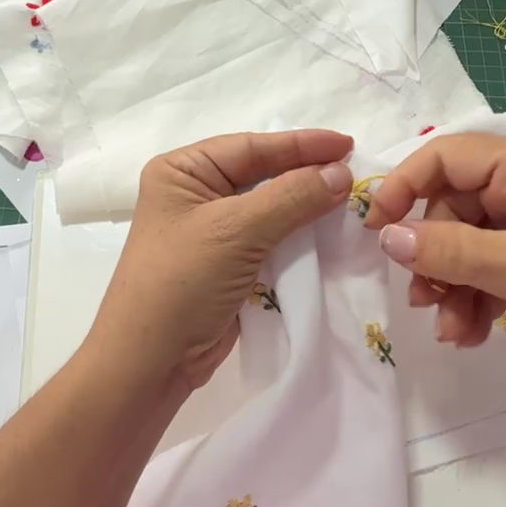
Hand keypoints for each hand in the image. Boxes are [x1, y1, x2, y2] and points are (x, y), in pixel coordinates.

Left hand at [89, 130, 353, 390]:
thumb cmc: (183, 282)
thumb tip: (341, 171)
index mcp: (183, 170)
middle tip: (355, 169)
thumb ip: (292, 196)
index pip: (250, 147)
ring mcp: (212, 230)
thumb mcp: (236, 231)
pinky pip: (271, 239)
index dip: (301, 144)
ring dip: (307, 205)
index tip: (348, 144)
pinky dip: (299, 236)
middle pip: (262, 173)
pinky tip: (330, 232)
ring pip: (270, 207)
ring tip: (350, 197)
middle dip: (307, 172)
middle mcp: (195, 193)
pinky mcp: (228, 264)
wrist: (150, 363)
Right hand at [362, 133, 505, 365]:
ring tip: (451, 331)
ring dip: (455, 282)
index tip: (376, 230)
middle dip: (434, 255)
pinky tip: (472, 331)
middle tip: (421, 301)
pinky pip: (494, 259)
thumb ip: (454, 252)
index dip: (403, 187)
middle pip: (453, 204)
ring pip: (470, 238)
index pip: (444, 156)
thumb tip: (387, 238)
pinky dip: (479, 292)